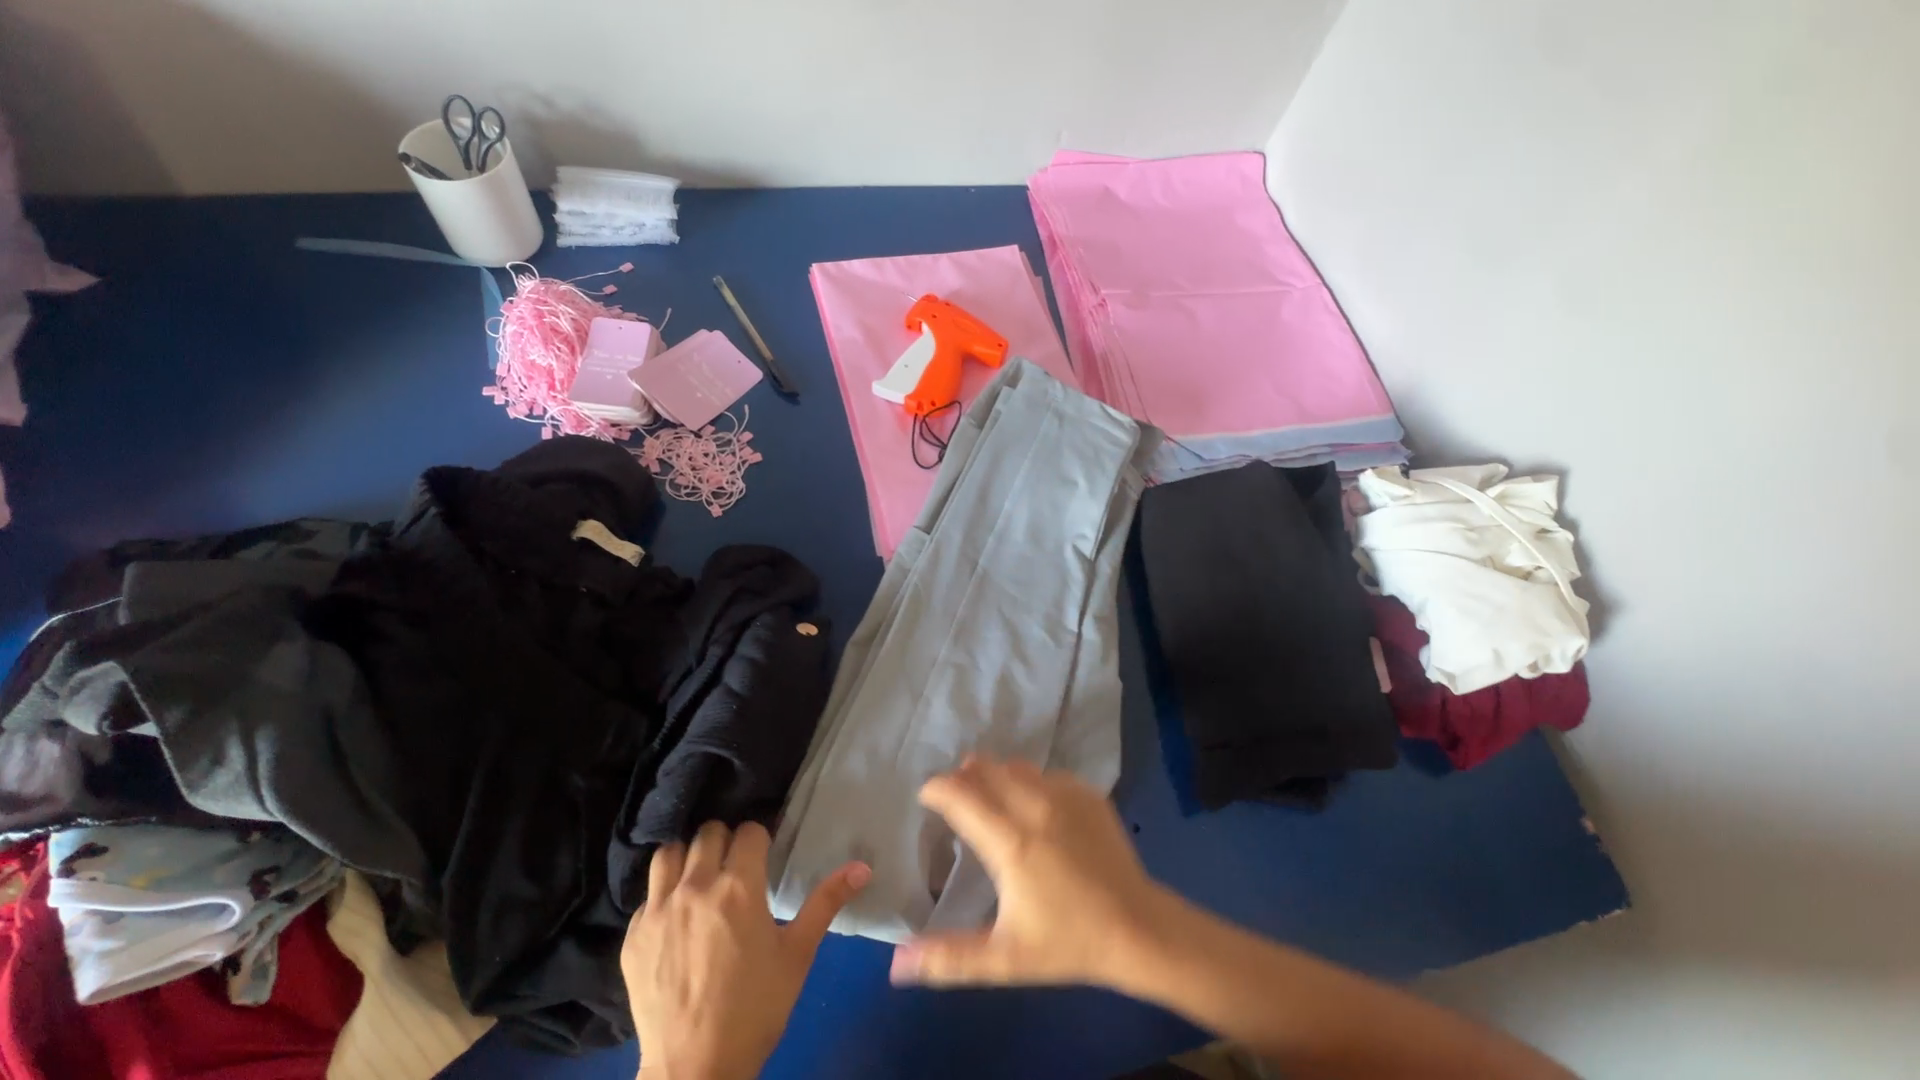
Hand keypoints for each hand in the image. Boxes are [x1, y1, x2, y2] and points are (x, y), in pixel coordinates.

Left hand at [624, 821, 868, 1079]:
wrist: (695, 1066)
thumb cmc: (756, 1009)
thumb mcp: (798, 954)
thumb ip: (826, 903)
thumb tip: (862, 867)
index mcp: (738, 888)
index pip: (748, 832)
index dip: (760, 840)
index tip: (764, 857)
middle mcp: (695, 887)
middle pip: (708, 833)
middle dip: (726, 842)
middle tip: (736, 868)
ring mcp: (658, 910)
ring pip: (670, 853)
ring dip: (688, 858)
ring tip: (700, 880)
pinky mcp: (633, 934)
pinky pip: (647, 896)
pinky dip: (663, 897)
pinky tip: (675, 922)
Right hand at [889, 758, 1174, 988]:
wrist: (1139, 929)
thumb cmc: (1068, 943)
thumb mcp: (1005, 959)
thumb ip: (949, 959)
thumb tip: (897, 964)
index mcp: (1010, 841)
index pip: (960, 795)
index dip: (936, 790)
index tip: (926, 797)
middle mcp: (1035, 807)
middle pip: (987, 768)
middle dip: (964, 776)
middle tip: (955, 797)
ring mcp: (1067, 797)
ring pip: (1018, 767)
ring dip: (997, 775)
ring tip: (990, 797)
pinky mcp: (1090, 797)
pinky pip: (1049, 775)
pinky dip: (1032, 782)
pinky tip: (1034, 807)